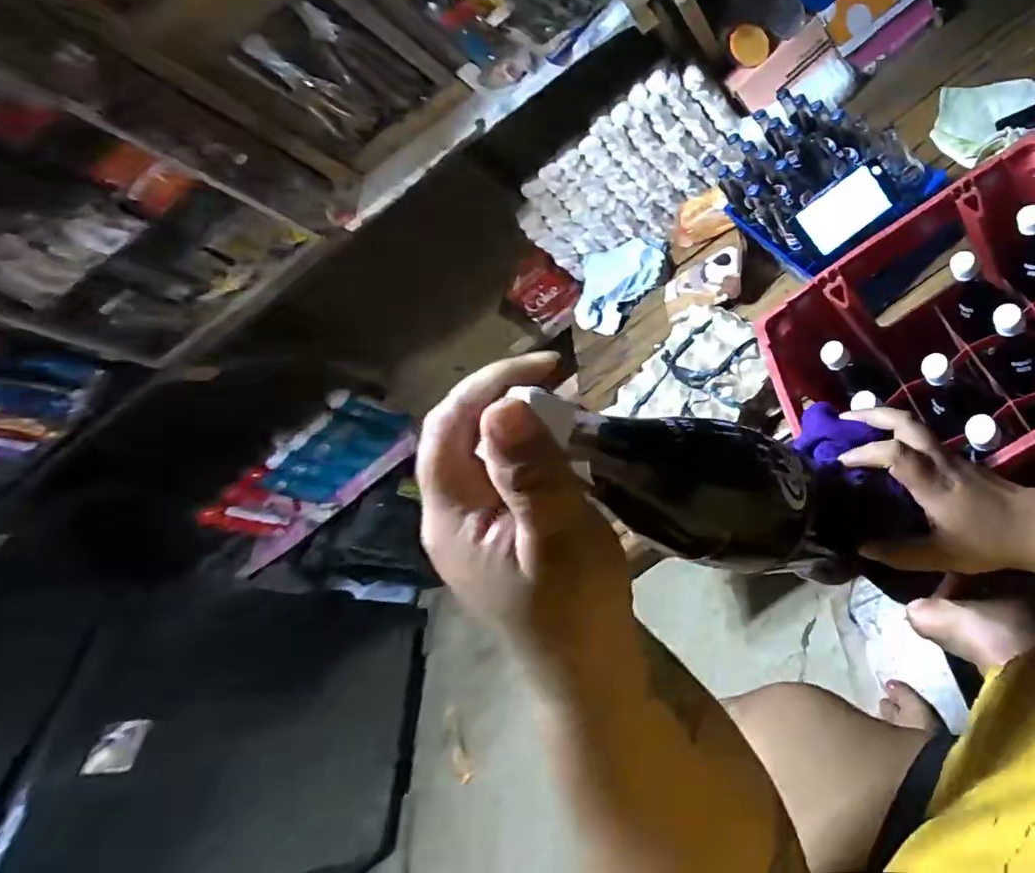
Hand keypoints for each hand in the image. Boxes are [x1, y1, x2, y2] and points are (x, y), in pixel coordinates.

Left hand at [417, 353, 630, 665]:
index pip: (448, 426)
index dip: (490, 384)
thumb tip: (506, 403)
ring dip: (522, 419)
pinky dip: (533, 446)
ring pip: (484, 450)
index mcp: (450, 515)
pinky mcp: (500, 531)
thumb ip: (531, 474)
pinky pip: (505, 471)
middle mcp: (450, 515)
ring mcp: (475, 525)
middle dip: (506, 395)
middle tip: (564, 383)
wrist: (586, 667)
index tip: (550, 366)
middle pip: (460, 434)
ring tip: (571, 407)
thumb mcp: (559, 537)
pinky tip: (567, 447)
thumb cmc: (575, 606)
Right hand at [837, 407, 1026, 573]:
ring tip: (856, 425)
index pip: (894, 453)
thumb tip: (861, 547)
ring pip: (912, 423)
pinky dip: (896, 431)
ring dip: (883, 418)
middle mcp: (938, 459)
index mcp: (932, 481)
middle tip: (842, 421)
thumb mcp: (940, 555)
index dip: (864, 453)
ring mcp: (948, 454)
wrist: (1031, 525)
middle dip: (870, 414)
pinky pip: (919, 435)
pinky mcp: (954, 457)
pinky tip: (886, 444)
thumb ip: (898, 552)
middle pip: (904, 421)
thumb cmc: (986, 541)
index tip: (840, 462)